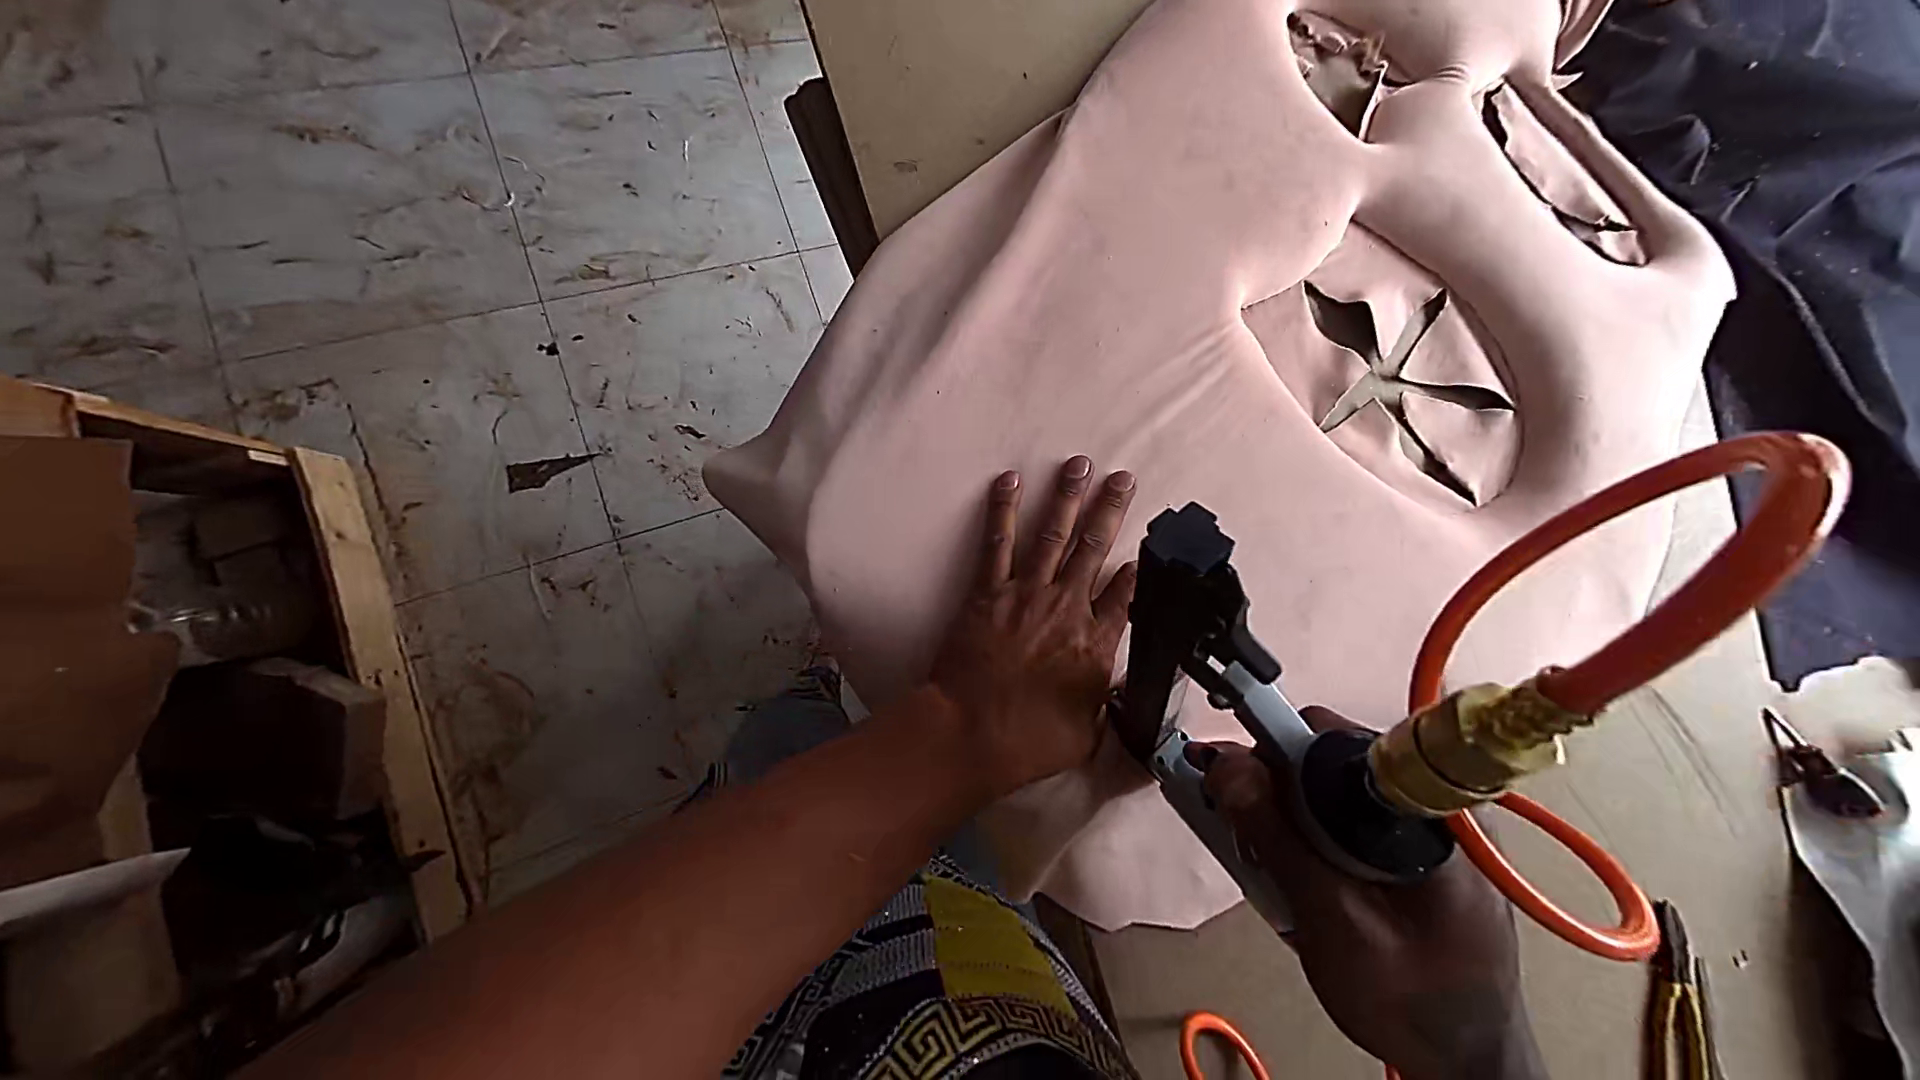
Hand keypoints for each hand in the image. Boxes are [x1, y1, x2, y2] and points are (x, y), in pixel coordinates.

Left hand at [930, 456, 1138, 798]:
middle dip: (1111, 509)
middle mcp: (1067, 608)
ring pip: (1054, 535)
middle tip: (1123, 478)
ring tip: (1079, 465)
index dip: (1135, 571)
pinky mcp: (989, 592)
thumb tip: (1115, 705)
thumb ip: (1104, 709)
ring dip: (1069, 497)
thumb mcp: (1086, 734)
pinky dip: (1003, 509)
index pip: (1125, 595)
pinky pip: (998, 542)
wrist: (972, 733)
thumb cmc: (1028, 741)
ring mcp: (1027, 594)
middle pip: (1096, 549)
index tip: (1140, 553)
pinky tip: (1009, 481)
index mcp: (1095, 642)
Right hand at [1195, 709, 1548, 1079]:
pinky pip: (1332, 812)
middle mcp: (1423, 806)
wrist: (1464, 1066)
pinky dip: (1295, 830)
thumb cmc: (1413, 1008)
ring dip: (1276, 811)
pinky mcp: (1396, 842)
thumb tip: (1226, 765)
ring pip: (1320, 783)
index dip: (1272, 750)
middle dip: (1267, 786)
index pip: (1333, 741)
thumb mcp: (1334, 924)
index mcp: (1428, 817)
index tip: (1227, 774)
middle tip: (1232, 822)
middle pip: (1321, 757)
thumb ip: (1279, 840)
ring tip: (1259, 856)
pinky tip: (1284, 865)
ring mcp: (1412, 825)